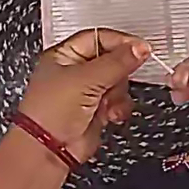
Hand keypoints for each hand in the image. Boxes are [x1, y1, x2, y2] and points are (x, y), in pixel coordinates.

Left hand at [16, 28, 150, 162]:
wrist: (48, 151)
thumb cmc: (50, 113)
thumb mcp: (86, 79)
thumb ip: (117, 62)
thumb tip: (139, 48)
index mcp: (65, 55)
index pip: (98, 38)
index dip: (120, 42)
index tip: (140, 48)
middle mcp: (75, 71)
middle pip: (112, 60)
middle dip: (119, 73)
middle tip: (117, 79)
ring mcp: (86, 91)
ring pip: (118, 82)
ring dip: (118, 93)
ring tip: (107, 102)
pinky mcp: (95, 109)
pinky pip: (118, 101)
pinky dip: (118, 107)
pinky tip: (110, 114)